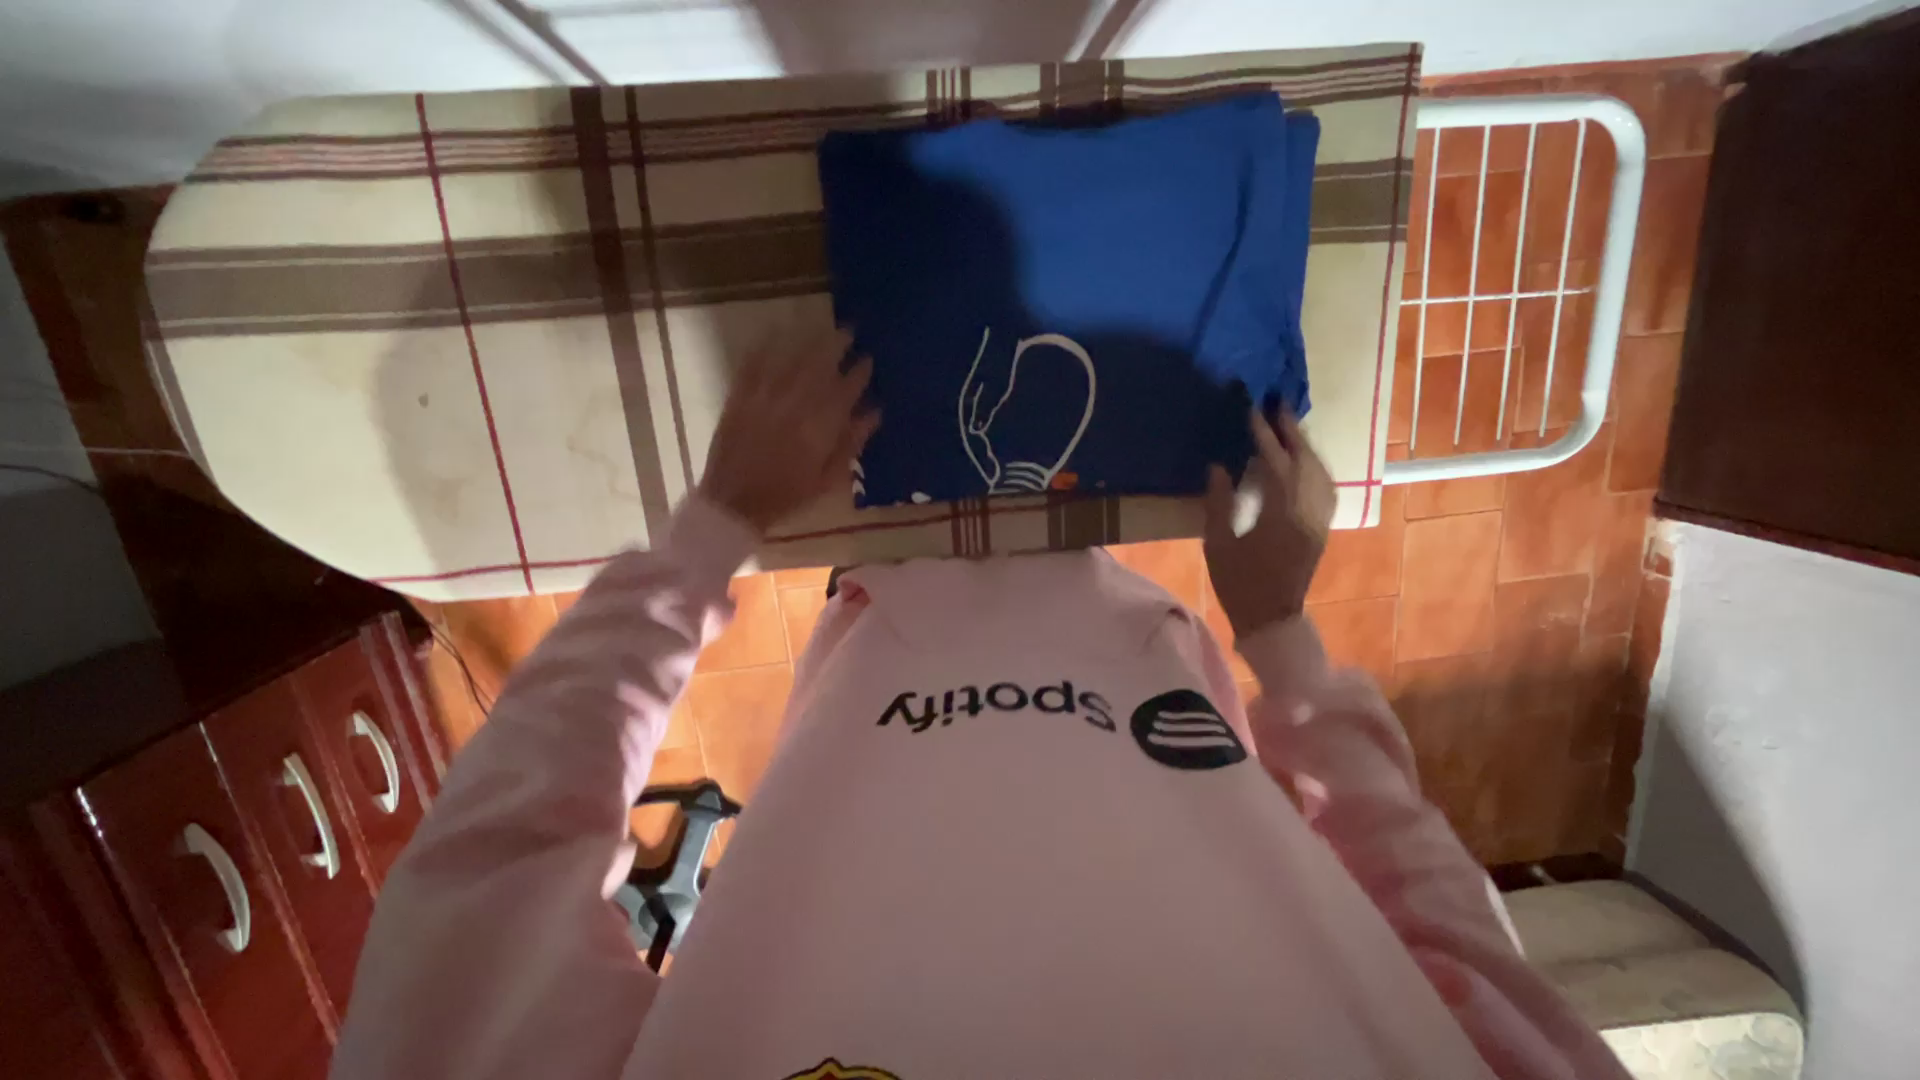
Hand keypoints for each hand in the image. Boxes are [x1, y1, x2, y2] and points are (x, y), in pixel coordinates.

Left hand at [697, 326, 879, 535]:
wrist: (734, 504)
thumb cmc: (787, 496)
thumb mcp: (828, 479)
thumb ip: (852, 443)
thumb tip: (875, 412)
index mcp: (819, 429)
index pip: (845, 391)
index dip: (859, 373)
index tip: (868, 359)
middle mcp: (794, 408)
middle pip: (818, 367)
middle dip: (835, 346)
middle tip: (848, 330)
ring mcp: (764, 400)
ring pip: (788, 361)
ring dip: (805, 340)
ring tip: (818, 325)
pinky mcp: (739, 399)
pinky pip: (752, 366)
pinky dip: (763, 348)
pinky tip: (773, 332)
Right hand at [1203, 409, 1335, 638]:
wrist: (1270, 619)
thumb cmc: (1238, 584)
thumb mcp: (1218, 544)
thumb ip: (1219, 502)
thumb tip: (1219, 466)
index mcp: (1280, 516)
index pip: (1276, 464)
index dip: (1263, 436)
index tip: (1251, 411)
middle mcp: (1307, 513)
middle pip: (1305, 462)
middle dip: (1291, 431)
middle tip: (1276, 405)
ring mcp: (1319, 521)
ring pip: (1319, 472)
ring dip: (1305, 446)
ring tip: (1288, 426)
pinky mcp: (1321, 529)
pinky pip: (1324, 487)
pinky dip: (1314, 466)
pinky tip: (1303, 460)